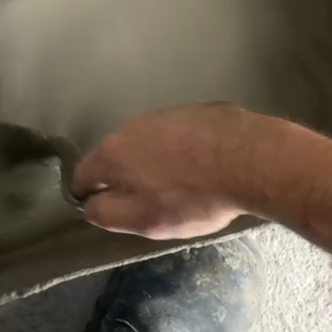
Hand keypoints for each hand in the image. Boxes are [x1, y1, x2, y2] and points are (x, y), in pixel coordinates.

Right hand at [72, 103, 269, 239]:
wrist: (249, 158)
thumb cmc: (191, 196)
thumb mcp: (145, 220)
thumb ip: (107, 214)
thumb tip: (89, 206)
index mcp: (112, 153)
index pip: (82, 175)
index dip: (88, 196)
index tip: (106, 211)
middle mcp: (130, 127)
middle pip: (115, 157)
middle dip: (124, 179)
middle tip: (149, 204)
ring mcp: (163, 115)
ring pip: (146, 144)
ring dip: (153, 164)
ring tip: (181, 187)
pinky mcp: (193, 111)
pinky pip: (175, 136)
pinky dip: (180, 152)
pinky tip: (204, 169)